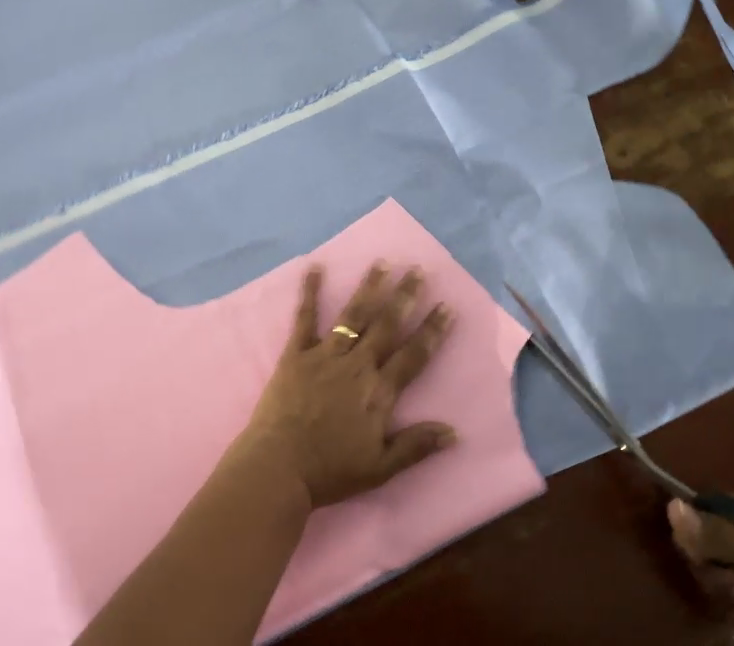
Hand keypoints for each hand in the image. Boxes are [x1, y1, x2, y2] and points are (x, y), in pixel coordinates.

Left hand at [235, 264, 458, 508]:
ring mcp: (325, 356)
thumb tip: (454, 432)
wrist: (278, 466)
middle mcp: (357, 366)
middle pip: (386, 326)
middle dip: (404, 297)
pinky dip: (310, 291)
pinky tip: (315, 267)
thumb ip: (416, 446)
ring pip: (353, 315)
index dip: (432, 331)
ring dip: (369, 287)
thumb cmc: (330, 471)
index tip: (447, 306)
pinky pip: (305, 318)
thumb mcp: (380, 468)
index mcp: (379, 392)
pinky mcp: (296, 354)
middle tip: (418, 270)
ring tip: (382, 263)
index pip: (413, 356)